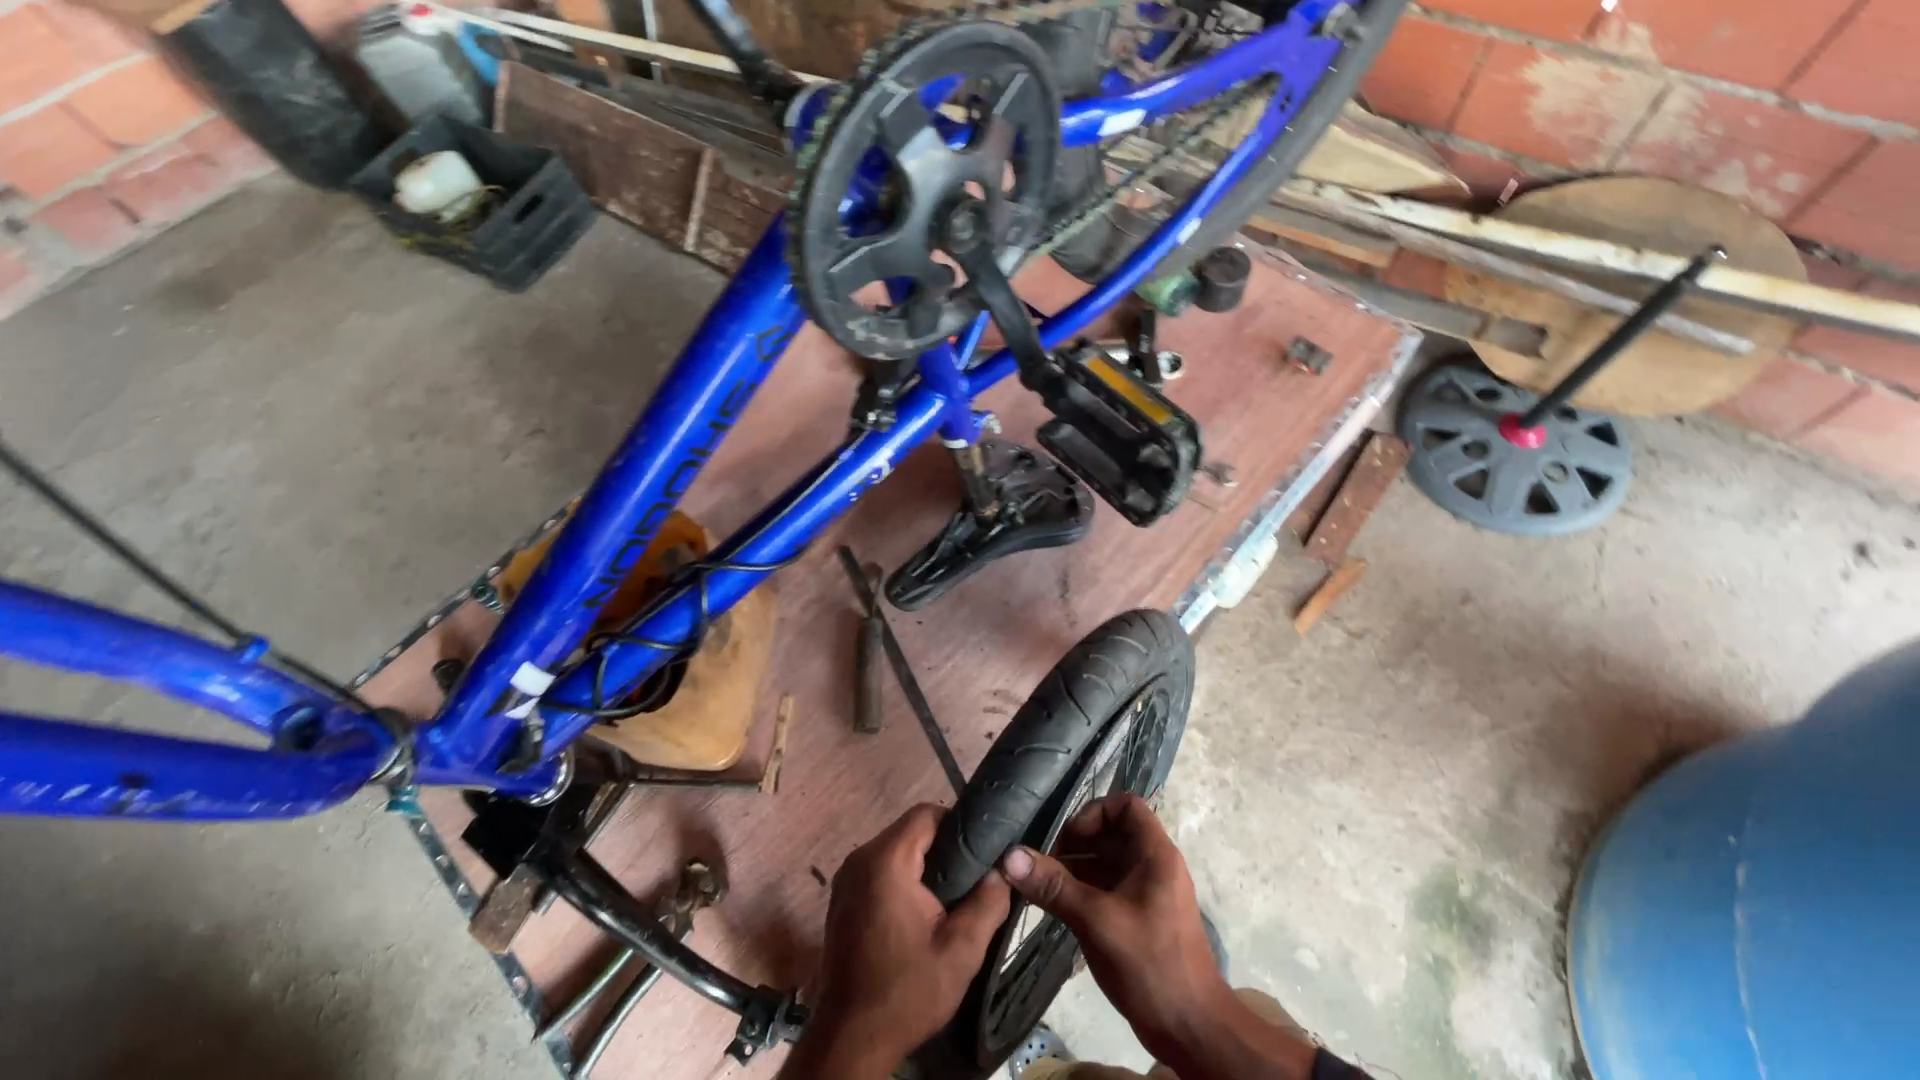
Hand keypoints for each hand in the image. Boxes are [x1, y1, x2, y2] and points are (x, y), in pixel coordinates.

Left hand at [781, 803, 1011, 1078]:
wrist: (852, 1038)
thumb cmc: (907, 991)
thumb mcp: (961, 950)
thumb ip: (988, 902)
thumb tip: (1002, 871)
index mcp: (886, 861)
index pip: (926, 813)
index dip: (959, 823)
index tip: (984, 851)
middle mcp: (859, 860)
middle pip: (910, 829)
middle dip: (944, 847)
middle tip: (975, 877)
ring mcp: (846, 879)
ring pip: (895, 849)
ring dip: (924, 865)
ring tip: (955, 896)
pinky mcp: (842, 899)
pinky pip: (879, 870)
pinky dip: (903, 879)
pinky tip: (924, 911)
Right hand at [999, 794, 1236, 1063]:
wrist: (1190, 1028)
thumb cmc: (1150, 964)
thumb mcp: (1096, 921)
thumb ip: (1054, 886)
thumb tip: (1010, 856)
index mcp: (1156, 855)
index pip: (1126, 806)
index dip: (1093, 813)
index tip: (1066, 840)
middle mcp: (1154, 867)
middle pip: (1111, 835)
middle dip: (1075, 845)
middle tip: (1041, 866)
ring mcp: (1147, 895)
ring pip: (1106, 864)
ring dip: (1074, 870)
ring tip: (1040, 887)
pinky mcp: (1139, 920)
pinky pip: (1107, 890)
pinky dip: (1082, 892)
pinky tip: (1055, 909)